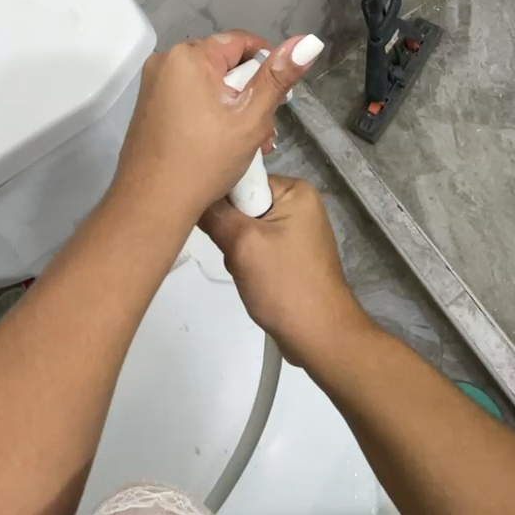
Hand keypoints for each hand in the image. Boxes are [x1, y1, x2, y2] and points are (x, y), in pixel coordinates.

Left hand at [109, 32, 321, 229]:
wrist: (151, 205)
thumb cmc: (205, 160)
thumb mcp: (251, 118)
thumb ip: (279, 77)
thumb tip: (308, 41)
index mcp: (189, 56)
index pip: (240, 42)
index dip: (266, 66)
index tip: (279, 98)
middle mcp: (166, 61)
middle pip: (224, 64)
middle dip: (249, 93)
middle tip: (265, 130)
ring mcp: (153, 84)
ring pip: (207, 83)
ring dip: (232, 106)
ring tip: (250, 142)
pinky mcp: (148, 106)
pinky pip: (189, 96)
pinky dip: (209, 112)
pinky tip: (222, 142)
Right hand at [199, 176, 375, 367]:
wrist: (319, 336)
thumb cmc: (285, 285)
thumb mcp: (243, 244)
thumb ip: (214, 214)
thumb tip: (195, 195)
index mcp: (295, 189)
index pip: (243, 178)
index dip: (223, 199)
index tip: (215, 223)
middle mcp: (299, 202)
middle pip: (243, 203)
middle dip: (231, 230)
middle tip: (238, 254)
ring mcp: (297, 229)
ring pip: (247, 227)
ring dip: (238, 249)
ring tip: (248, 271)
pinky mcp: (292, 253)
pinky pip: (258, 245)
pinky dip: (249, 260)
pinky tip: (253, 278)